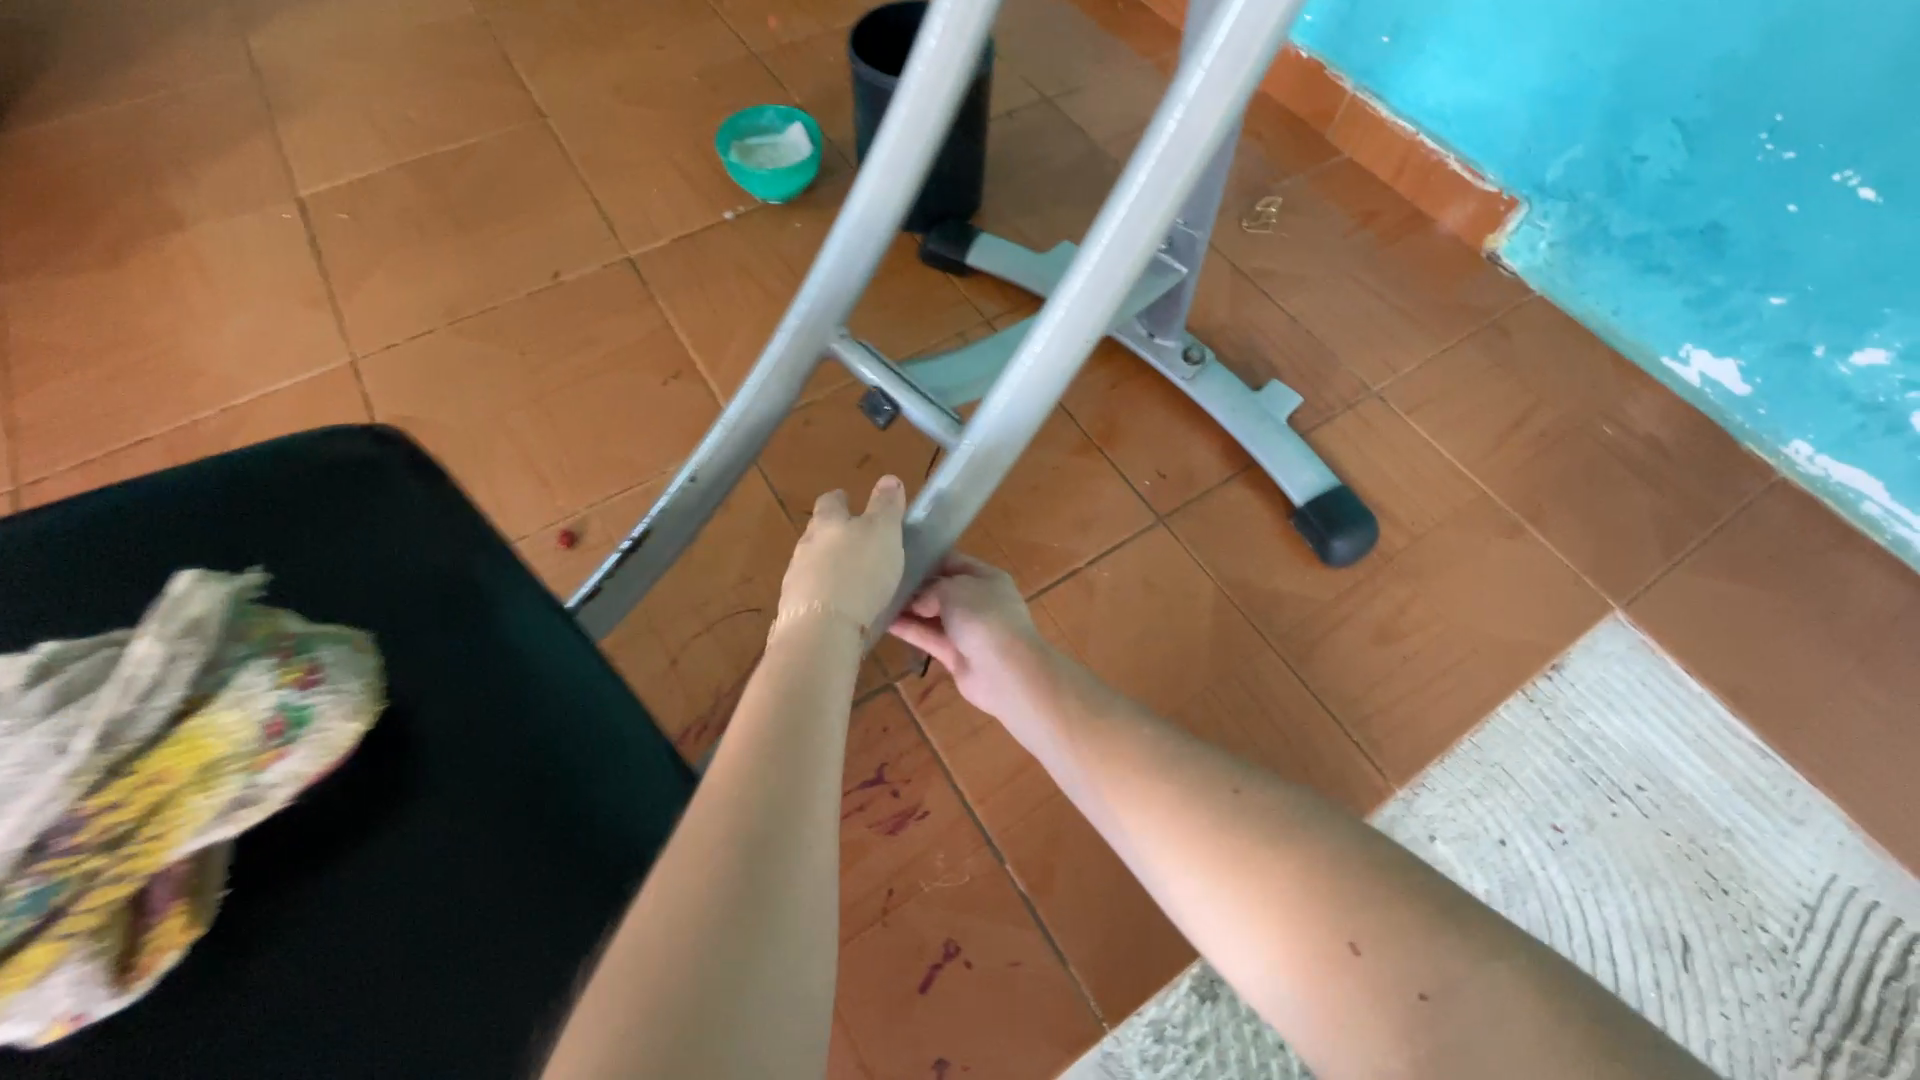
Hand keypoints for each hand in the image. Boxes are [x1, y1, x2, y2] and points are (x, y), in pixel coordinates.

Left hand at [775, 475, 906, 634]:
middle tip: (856, 543)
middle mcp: (806, 545)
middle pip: (818, 531)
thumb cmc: (859, 571)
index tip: (850, 501)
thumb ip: (885, 505)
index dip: (841, 500)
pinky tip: (839, 606)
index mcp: (827, 521)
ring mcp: (796, 577)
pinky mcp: (795, 607)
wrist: (823, 627)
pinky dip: (825, 594)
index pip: (830, 500)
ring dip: (828, 566)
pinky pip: (812, 593)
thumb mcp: (883, 532)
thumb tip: (888, 478)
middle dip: (834, 534)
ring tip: (851, 579)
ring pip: (813, 563)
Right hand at [887, 553, 1059, 720]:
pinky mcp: (954, 654)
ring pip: (932, 615)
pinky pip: (928, 637)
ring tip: (877, 599)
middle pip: (941, 589)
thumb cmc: (984, 617)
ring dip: (908, 609)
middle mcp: (978, 601)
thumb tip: (917, 602)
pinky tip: (883, 622)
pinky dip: (909, 630)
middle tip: (881, 579)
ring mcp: (967, 629)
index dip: (927, 560)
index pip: (953, 562)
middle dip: (914, 586)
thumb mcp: (954, 589)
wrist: (1006, 671)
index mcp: (986, 578)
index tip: (898, 558)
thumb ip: (930, 589)